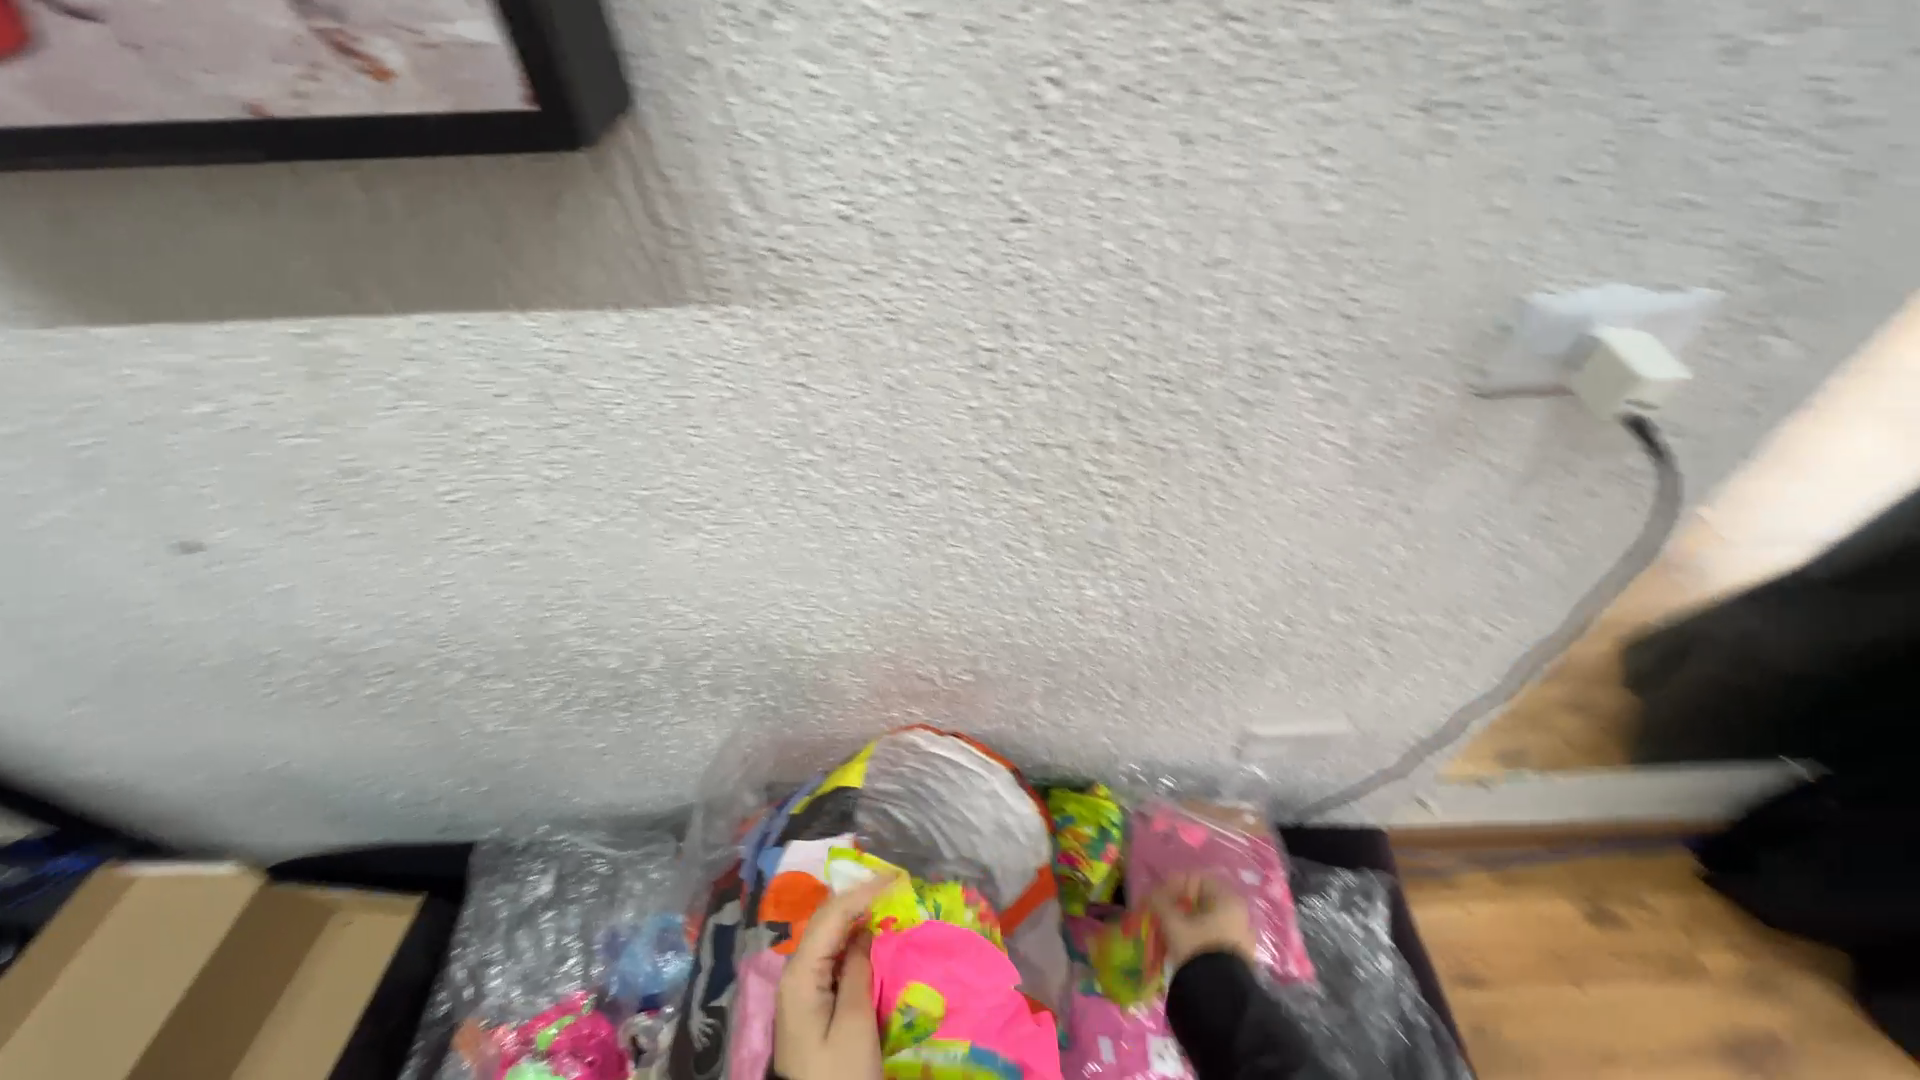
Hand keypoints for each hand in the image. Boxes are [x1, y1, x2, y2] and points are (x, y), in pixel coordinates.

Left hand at [773, 874, 892, 1079]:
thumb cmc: (838, 1074)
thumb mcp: (854, 1025)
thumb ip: (858, 970)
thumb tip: (865, 930)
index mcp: (800, 973)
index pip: (832, 916)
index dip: (863, 892)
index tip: (897, 879)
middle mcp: (795, 972)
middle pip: (826, 921)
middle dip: (859, 897)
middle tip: (896, 884)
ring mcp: (801, 987)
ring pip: (829, 936)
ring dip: (857, 914)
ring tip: (888, 900)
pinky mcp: (811, 1001)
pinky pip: (832, 956)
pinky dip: (852, 938)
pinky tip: (872, 933)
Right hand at [1149, 873, 1256, 968]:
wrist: (1220, 996)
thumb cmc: (1198, 949)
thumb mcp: (1173, 924)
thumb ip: (1159, 903)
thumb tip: (1149, 894)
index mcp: (1228, 898)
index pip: (1196, 878)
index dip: (1172, 884)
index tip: (1156, 897)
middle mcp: (1239, 912)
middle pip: (1202, 899)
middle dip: (1177, 904)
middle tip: (1159, 913)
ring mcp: (1241, 935)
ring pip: (1207, 919)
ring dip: (1184, 921)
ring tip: (1166, 931)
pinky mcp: (1238, 955)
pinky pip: (1212, 936)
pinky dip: (1195, 936)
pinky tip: (1180, 946)